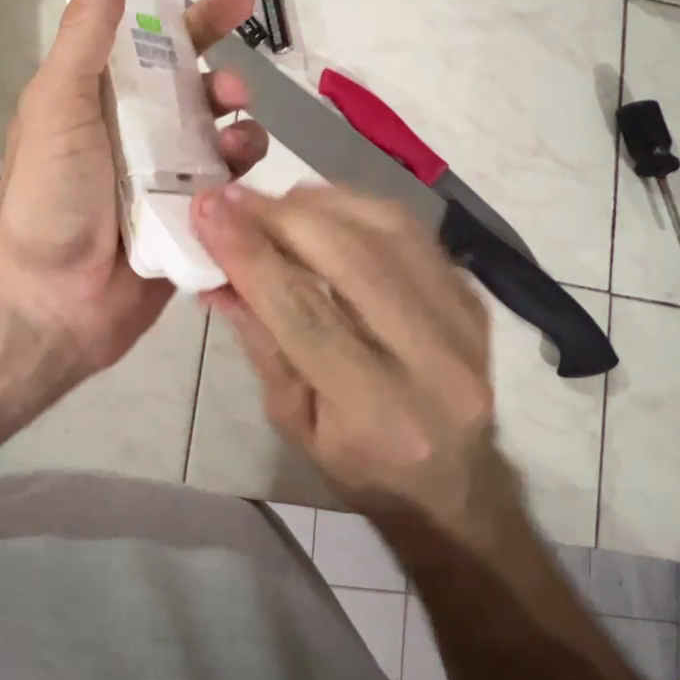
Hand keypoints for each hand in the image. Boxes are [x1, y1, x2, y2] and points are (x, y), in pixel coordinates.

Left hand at [0, 0, 266, 376]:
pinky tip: (237, 161)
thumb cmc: (50, 196)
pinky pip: (230, 168)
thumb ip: (88, 30)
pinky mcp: (190, 205)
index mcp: (90, 89)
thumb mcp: (59, 103)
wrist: (58, 301)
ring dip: (230, 97)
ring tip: (230, 107)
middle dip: (209, 24)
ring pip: (214, 111)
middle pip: (178, 56)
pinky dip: (240, 157)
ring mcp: (161, 163)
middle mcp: (128, 119)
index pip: (116, 16)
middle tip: (241, 2)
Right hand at [192, 185, 517, 530]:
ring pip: (385, 231)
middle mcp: (434, 362)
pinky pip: (410, 230)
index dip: (251, 257)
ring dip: (317, 204)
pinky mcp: (473, 297)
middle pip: (350, 261)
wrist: (453, 482)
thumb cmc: (358, 464)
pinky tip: (318, 207)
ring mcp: (464, 323)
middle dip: (279, 218)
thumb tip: (219, 276)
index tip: (206, 213)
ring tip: (269, 201)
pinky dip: (356, 207)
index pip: (305, 315)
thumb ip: (261, 344)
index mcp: (379, 412)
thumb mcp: (292, 422)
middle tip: (230, 197)